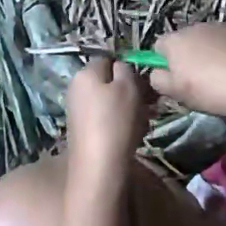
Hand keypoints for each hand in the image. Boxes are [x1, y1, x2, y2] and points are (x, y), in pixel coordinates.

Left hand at [65, 59, 145, 187]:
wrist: (98, 167)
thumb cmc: (115, 121)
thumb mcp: (128, 87)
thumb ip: (126, 70)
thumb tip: (121, 66)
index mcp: (84, 73)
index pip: (108, 59)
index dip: (127, 68)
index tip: (143, 82)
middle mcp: (76, 88)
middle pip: (108, 81)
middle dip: (130, 90)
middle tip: (149, 104)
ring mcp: (77, 110)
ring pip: (110, 100)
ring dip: (129, 108)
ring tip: (143, 122)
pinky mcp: (83, 129)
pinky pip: (105, 117)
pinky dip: (120, 122)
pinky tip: (133, 134)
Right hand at [147, 23, 225, 117]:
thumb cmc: (213, 91)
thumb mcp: (178, 94)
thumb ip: (160, 80)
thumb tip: (158, 73)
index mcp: (174, 40)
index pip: (158, 47)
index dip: (164, 64)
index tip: (176, 82)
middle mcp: (195, 27)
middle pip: (183, 42)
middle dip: (187, 59)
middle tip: (198, 84)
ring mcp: (220, 27)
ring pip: (206, 42)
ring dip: (208, 56)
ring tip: (222, 79)